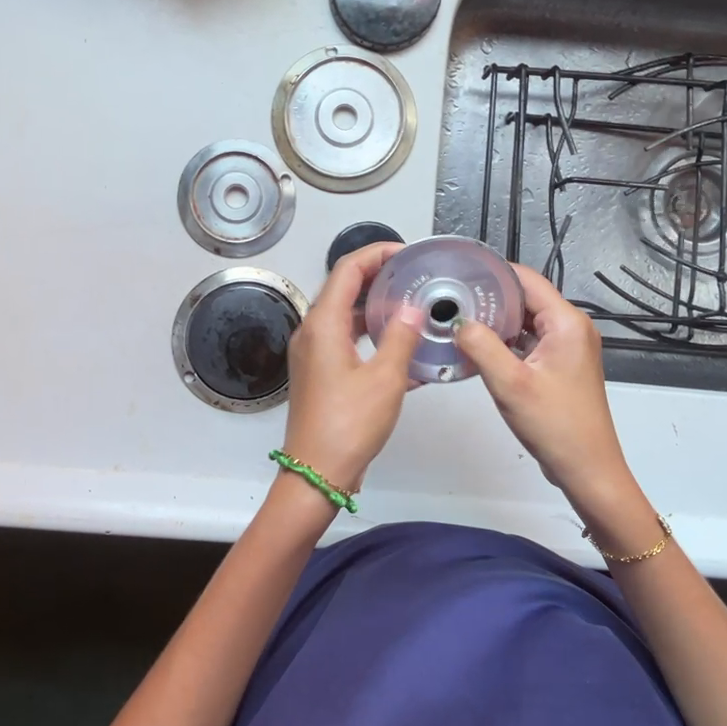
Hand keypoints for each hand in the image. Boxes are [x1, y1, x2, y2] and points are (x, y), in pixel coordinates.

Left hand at [280, 243, 424, 493]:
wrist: (317, 473)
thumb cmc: (349, 425)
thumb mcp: (385, 378)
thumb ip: (401, 337)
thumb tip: (412, 309)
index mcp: (322, 324)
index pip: (347, 269)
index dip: (377, 253)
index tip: (407, 253)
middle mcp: (312, 332)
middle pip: (344, 289)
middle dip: (379, 278)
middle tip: (415, 278)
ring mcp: (313, 355)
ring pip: (345, 318)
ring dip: (376, 309)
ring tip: (413, 308)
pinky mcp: (320, 375)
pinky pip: (346, 343)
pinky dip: (371, 339)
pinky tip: (403, 350)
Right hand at [453, 264, 632, 496]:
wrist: (587, 468)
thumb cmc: (554, 424)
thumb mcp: (510, 383)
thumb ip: (481, 346)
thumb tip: (458, 322)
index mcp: (567, 322)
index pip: (526, 279)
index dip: (492, 273)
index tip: (458, 273)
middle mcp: (572, 327)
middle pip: (526, 297)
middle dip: (489, 296)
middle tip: (450, 298)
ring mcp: (568, 347)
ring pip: (525, 320)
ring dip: (495, 320)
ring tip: (458, 319)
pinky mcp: (561, 366)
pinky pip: (529, 341)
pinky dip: (505, 341)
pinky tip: (478, 347)